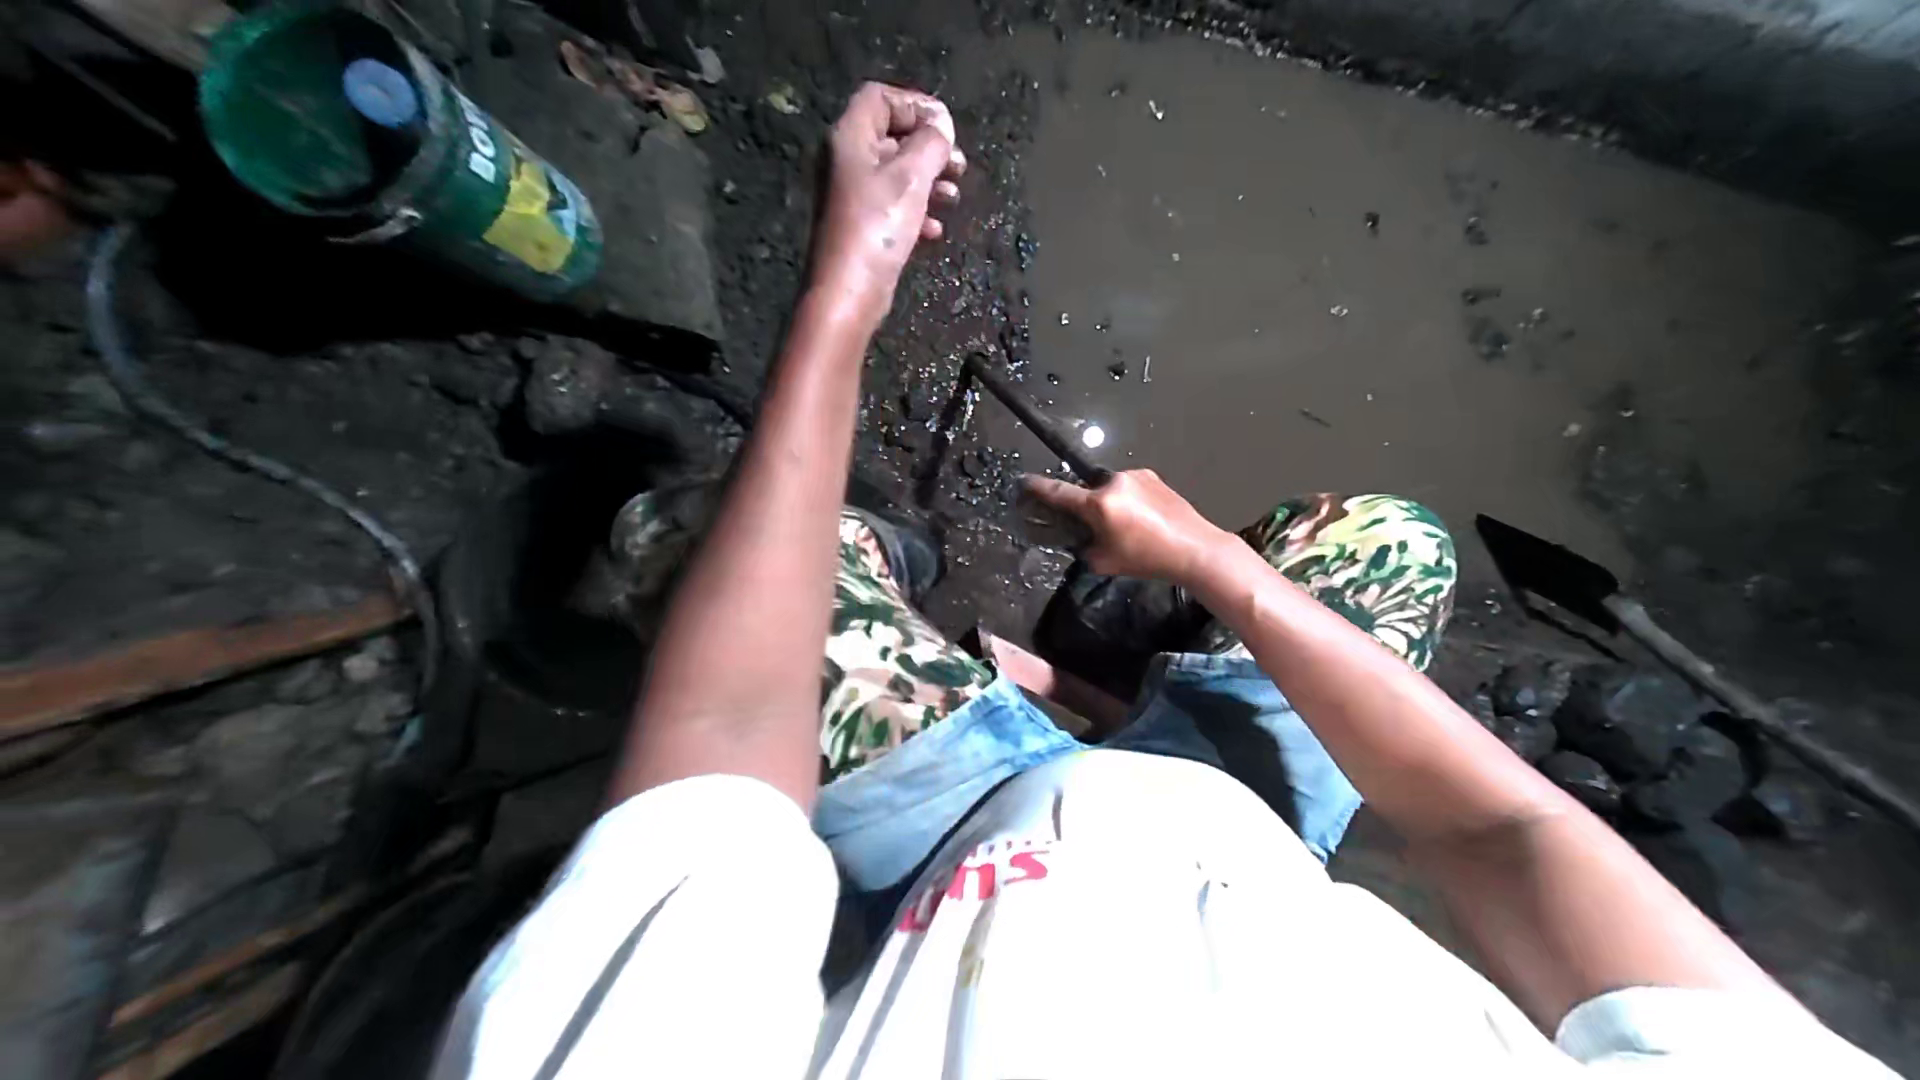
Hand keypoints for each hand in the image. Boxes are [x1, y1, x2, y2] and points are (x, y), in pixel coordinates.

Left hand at [809, 83, 964, 325]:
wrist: (849, 292)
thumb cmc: (878, 227)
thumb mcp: (911, 176)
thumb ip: (931, 143)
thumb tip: (942, 126)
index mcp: (850, 138)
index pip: (881, 99)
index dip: (916, 105)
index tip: (947, 128)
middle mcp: (846, 163)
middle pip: (892, 138)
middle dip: (929, 149)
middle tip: (959, 167)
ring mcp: (853, 199)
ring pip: (897, 177)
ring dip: (929, 182)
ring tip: (953, 197)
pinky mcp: (862, 230)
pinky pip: (893, 209)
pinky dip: (917, 213)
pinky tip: (935, 230)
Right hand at [1022, 470, 1235, 584]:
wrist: (1196, 549)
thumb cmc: (1147, 560)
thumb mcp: (1104, 562)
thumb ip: (1084, 547)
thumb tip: (1080, 539)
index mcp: (1100, 504)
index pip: (1060, 493)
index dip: (1039, 488)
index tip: (1024, 481)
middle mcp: (1115, 483)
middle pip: (1087, 491)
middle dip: (1088, 506)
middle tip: (1099, 528)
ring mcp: (1136, 476)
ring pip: (1110, 488)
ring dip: (1110, 503)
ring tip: (1127, 527)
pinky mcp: (1153, 477)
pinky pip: (1129, 487)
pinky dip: (1128, 500)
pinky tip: (1142, 519)